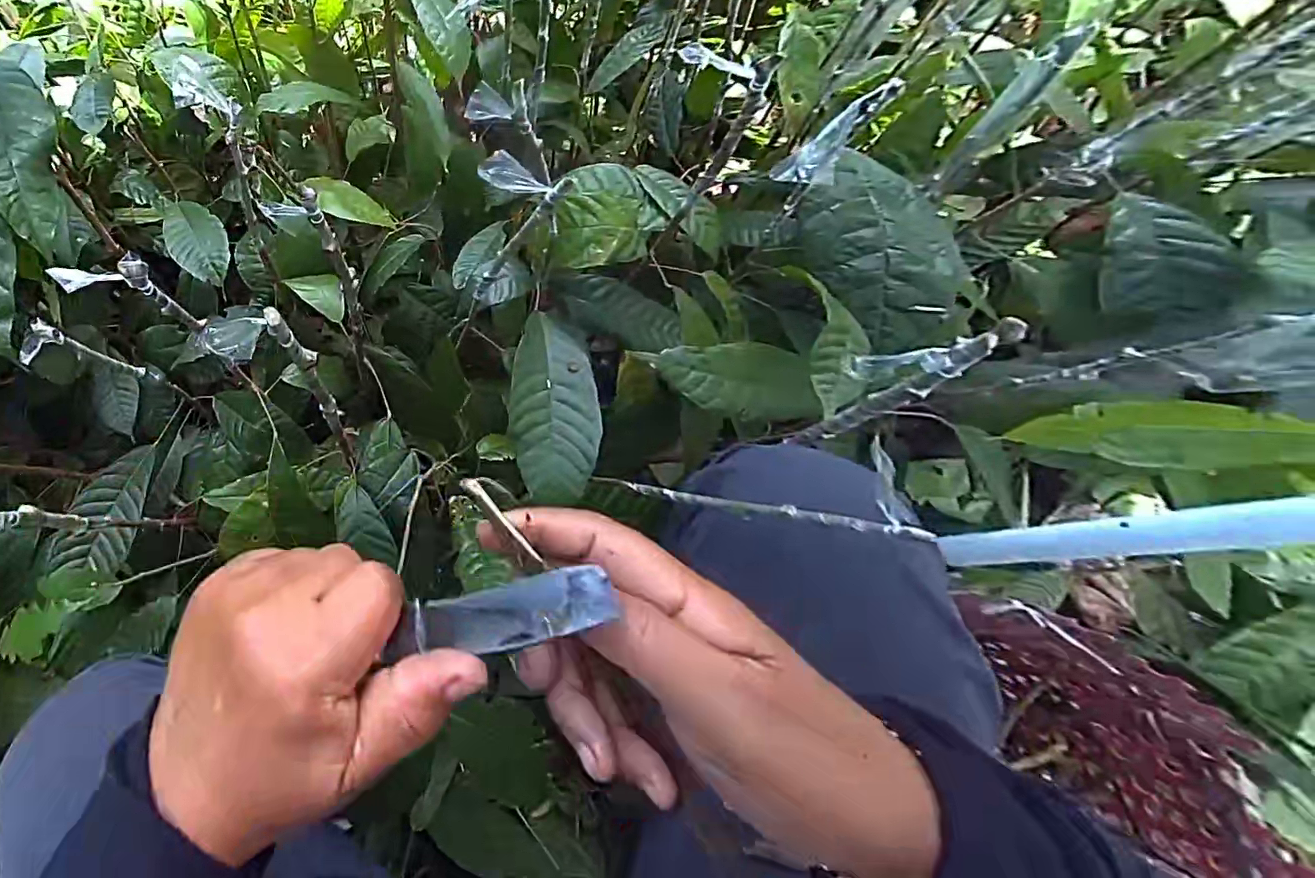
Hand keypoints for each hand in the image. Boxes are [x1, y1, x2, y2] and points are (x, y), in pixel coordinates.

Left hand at [149, 544, 487, 864]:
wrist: (188, 784)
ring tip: (298, 642)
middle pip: (348, 560)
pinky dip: (289, 582)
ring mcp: (232, 585)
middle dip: (353, 601)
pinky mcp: (215, 578)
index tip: (363, 659)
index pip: (378, 582)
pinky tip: (273, 626)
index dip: (385, 618)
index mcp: (302, 653)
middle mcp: (263, 605)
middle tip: (330, 657)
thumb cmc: (282, 776)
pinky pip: (281, 555)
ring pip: (317, 553)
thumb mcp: (357, 759)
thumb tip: (470, 663)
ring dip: (321, 588)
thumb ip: (415, 705)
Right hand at [482, 509, 941, 877]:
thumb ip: (637, 636)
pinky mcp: (657, 702)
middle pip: (571, 608)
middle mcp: (660, 619)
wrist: (876, 835)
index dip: (539, 527)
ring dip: (588, 719)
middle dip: (556, 658)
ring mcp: (656, 661)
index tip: (485, 536)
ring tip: (625, 771)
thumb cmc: (805, 754)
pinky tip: (648, 782)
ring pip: (581, 664)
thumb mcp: (718, 697)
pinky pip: (605, 707)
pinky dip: (612, 744)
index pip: (596, 541)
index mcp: (678, 598)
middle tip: (560, 704)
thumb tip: (561, 586)